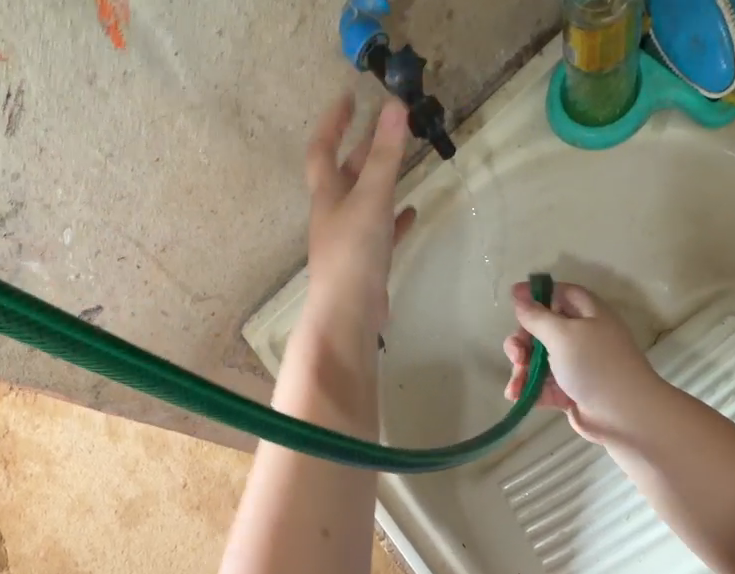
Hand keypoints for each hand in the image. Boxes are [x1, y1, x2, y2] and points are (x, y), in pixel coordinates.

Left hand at [301, 95, 418, 354]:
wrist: (348, 315)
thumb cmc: (353, 254)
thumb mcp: (371, 198)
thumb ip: (385, 155)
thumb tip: (395, 105)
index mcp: (327, 196)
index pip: (323, 149)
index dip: (334, 122)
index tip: (349, 97)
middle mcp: (334, 215)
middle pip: (346, 174)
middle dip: (363, 148)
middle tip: (386, 126)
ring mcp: (349, 241)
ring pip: (365, 201)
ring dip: (381, 180)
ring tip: (403, 161)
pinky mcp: (366, 264)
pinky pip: (381, 233)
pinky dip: (395, 219)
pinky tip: (411, 212)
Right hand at [503, 281, 661, 442]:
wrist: (622, 413)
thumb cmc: (595, 365)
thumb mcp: (563, 334)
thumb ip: (537, 316)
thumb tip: (518, 294)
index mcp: (586, 313)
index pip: (559, 294)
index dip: (536, 295)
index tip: (512, 301)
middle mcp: (580, 336)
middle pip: (541, 330)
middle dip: (522, 342)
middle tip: (517, 356)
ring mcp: (573, 365)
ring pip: (536, 360)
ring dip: (520, 370)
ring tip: (516, 385)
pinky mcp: (567, 390)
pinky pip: (540, 384)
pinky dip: (527, 389)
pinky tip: (515, 396)